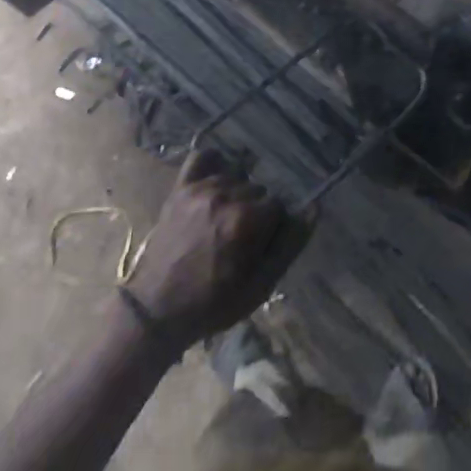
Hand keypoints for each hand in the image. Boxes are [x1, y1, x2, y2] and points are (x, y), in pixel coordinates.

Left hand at [124, 150, 312, 344]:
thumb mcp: (260, 285)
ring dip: (236, 194)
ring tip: (224, 220)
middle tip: (241, 238)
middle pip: (258, 190)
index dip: (273, 227)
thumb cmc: (213, 302)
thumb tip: (315, 208)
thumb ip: (290, 244)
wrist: (156, 311)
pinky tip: (215, 181)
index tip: (260, 247)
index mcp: (247, 220)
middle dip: (255, 210)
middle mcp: (226, 196)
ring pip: (236, 177)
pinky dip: (213, 165)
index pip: (278, 206)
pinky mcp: (180, 190)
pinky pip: (202, 159)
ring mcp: (200, 190)